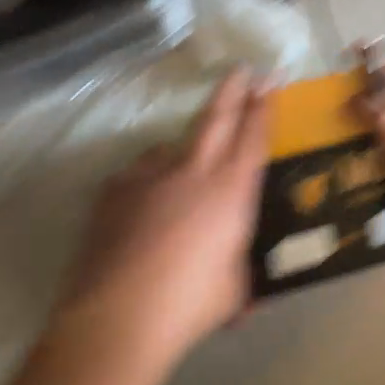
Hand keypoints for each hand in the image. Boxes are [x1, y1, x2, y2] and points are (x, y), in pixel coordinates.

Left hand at [59, 69, 269, 369]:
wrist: (117, 316)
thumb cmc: (188, 305)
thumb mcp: (231, 293)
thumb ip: (240, 276)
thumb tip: (249, 298)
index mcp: (232, 189)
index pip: (254, 135)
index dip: (264, 105)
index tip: (269, 80)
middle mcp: (194, 169)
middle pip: (217, 116)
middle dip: (232, 89)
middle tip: (241, 69)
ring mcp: (150, 174)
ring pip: (170, 148)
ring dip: (179, 154)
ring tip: (177, 177)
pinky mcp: (115, 188)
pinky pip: (137, 176)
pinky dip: (145, 186)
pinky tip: (140, 210)